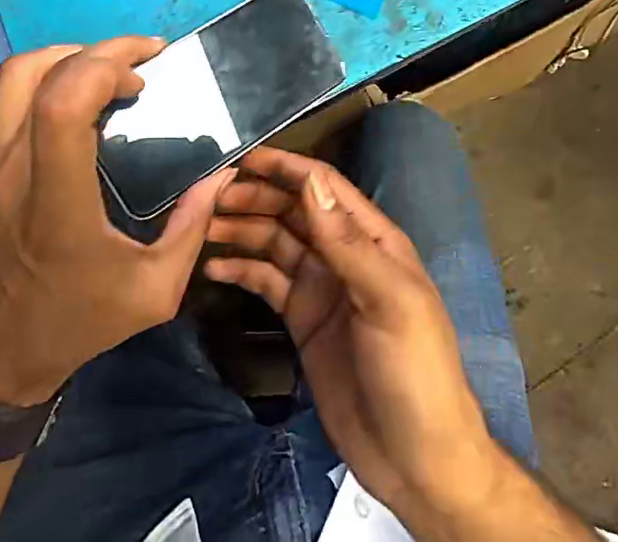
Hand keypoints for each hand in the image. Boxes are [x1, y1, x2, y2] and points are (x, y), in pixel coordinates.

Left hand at [0, 37, 231, 406]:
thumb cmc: (79, 323)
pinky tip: (62, 91)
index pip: (62, 106)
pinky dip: (28, 77)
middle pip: (38, 75)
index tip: (143, 80)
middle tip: (141, 59)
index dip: (104, 69)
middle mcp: (12, 174)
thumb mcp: (156, 290)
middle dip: (98, 51)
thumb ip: (194, 227)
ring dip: (61, 57)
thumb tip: (221, 172)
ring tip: (102, 69)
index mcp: (57, 204)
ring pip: (8, 77)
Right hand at [203, 148, 510, 533]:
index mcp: (373, 241)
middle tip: (210, 195)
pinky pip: (267, 282)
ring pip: (275, 243)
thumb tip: (312, 181)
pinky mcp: (303, 319)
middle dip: (255, 197)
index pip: (324, 188)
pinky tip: (213, 268)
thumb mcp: (388, 301)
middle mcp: (344, 255)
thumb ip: (348, 242)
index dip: (286, 168)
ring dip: (242, 230)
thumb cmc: (414, 371)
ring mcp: (321, 287)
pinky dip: (242, 271)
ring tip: (202, 227)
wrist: (415, 459)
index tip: (243, 158)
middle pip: (294, 211)